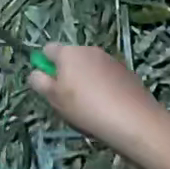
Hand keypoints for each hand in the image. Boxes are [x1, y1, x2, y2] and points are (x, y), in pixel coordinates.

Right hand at [27, 44, 169, 153]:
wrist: (133, 120)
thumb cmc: (85, 107)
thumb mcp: (54, 98)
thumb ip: (39, 82)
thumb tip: (36, 73)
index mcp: (68, 52)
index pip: (48, 49)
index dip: (45, 64)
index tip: (49, 85)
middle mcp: (89, 50)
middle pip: (70, 57)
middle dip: (66, 73)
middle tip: (67, 99)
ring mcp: (110, 59)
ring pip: (89, 67)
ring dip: (85, 80)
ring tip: (89, 106)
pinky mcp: (126, 72)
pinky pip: (106, 75)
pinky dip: (103, 86)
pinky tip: (107, 106)